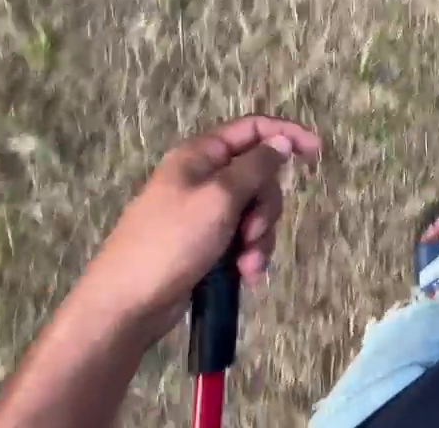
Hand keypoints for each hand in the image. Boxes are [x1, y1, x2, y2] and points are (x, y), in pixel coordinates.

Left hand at [76, 115, 321, 342]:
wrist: (123, 309)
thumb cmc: (170, 243)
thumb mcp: (220, 197)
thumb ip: (257, 165)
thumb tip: (280, 141)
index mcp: (200, 155)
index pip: (254, 128)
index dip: (287, 134)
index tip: (315, 153)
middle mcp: (203, 177)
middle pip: (260, 174)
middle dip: (267, 205)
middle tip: (255, 231)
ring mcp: (203, 211)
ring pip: (255, 208)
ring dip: (260, 235)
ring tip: (247, 264)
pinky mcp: (205, 242)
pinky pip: (242, 235)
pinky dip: (250, 253)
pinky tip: (245, 274)